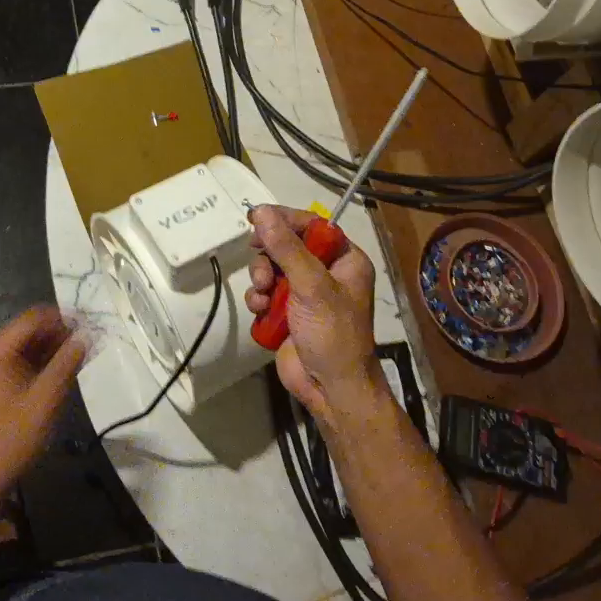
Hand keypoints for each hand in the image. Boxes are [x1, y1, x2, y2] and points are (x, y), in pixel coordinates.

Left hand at [0, 306, 86, 506]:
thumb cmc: (12, 439)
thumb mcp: (45, 401)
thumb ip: (66, 364)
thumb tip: (85, 336)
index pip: (33, 318)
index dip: (63, 319)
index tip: (89, 327)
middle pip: (26, 332)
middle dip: (57, 337)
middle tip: (85, 349)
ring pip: (21, 351)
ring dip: (48, 353)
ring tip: (75, 364)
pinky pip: (13, 367)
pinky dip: (35, 368)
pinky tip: (54, 381)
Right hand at [246, 205, 382, 421]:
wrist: (331, 389)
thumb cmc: (333, 334)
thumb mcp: (312, 286)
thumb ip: (286, 248)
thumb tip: (261, 211)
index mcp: (345, 260)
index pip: (312, 226)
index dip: (284, 219)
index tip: (256, 217)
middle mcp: (326, 273)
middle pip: (286, 246)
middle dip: (269, 257)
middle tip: (260, 267)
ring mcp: (304, 294)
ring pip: (271, 269)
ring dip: (261, 279)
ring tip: (262, 297)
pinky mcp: (286, 313)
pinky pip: (265, 293)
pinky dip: (259, 299)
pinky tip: (260, 312)